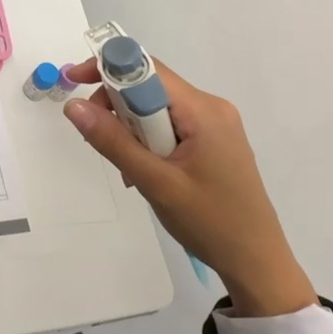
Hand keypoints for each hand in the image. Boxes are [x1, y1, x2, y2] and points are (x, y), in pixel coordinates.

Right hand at [63, 58, 317, 316]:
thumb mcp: (155, 183)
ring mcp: (216, 124)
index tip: (74, 81)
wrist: (259, 265)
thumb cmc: (210, 223)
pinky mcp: (215, 140)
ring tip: (128, 168)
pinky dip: (149, 139)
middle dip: (117, 105)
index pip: (147, 69)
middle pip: (150, 86)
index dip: (107, 69)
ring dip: (132, 128)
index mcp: (203, 111)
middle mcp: (212, 107)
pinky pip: (170, 123)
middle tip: (98, 138)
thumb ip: (113, 142)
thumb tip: (73, 105)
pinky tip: (147, 170)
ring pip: (157, 106)